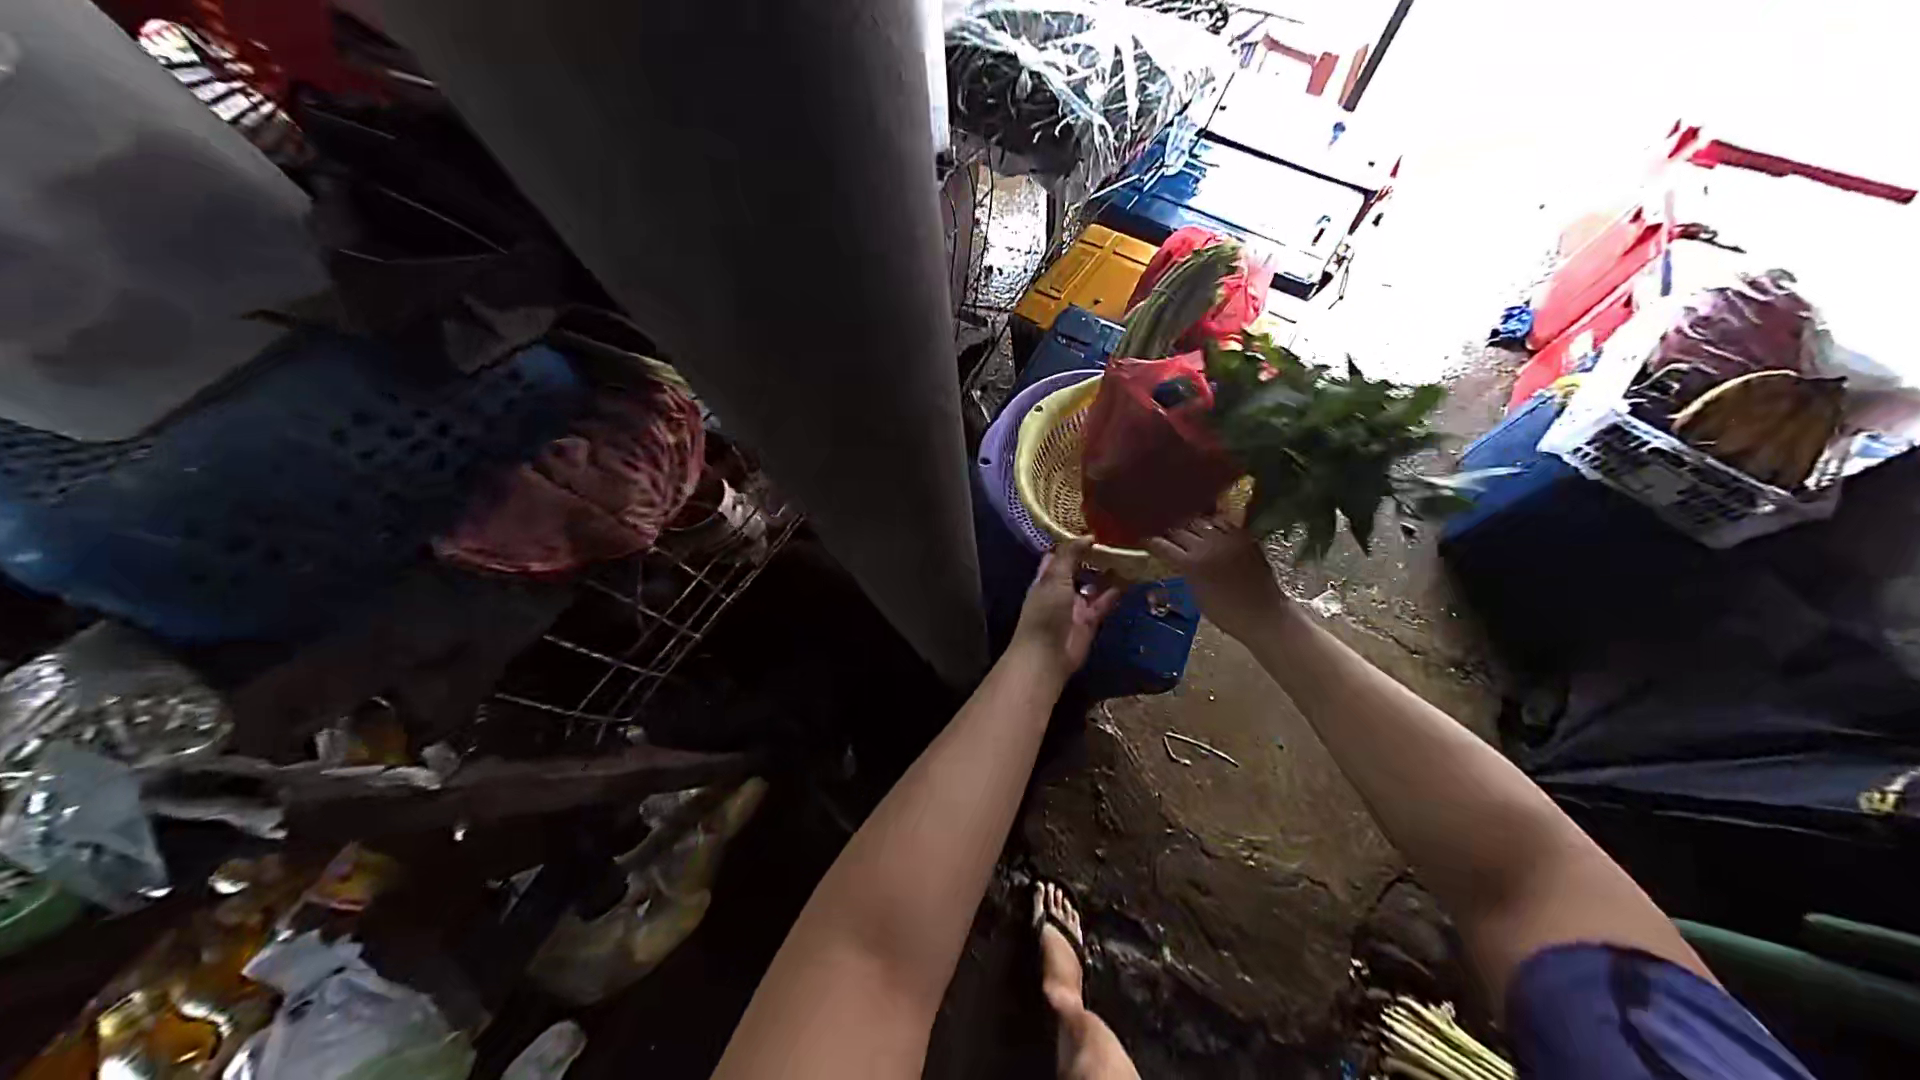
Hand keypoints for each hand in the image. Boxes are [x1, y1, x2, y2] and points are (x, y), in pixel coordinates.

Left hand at [1012, 537, 1121, 680]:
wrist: (1048, 655)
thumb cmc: (1046, 612)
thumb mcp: (1054, 578)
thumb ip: (1069, 555)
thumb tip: (1087, 536)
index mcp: (1047, 578)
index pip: (1060, 555)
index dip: (1074, 544)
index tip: (1094, 530)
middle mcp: (1061, 589)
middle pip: (1079, 569)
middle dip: (1094, 557)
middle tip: (1117, 540)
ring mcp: (1076, 605)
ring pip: (1094, 585)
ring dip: (1108, 573)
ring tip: (1128, 556)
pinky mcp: (1090, 620)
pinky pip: (1105, 602)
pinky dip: (1116, 592)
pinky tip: (1130, 579)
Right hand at [1146, 517, 1289, 640]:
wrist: (1262, 613)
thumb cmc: (1225, 613)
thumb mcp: (1195, 593)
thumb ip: (1184, 571)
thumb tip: (1176, 559)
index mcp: (1190, 564)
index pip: (1162, 545)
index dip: (1150, 541)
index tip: (1144, 539)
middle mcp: (1206, 546)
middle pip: (1179, 529)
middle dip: (1168, 530)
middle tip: (1162, 530)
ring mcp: (1226, 539)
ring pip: (1199, 521)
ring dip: (1188, 523)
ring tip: (1183, 525)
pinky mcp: (1243, 536)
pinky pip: (1221, 522)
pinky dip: (1210, 522)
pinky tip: (1206, 526)